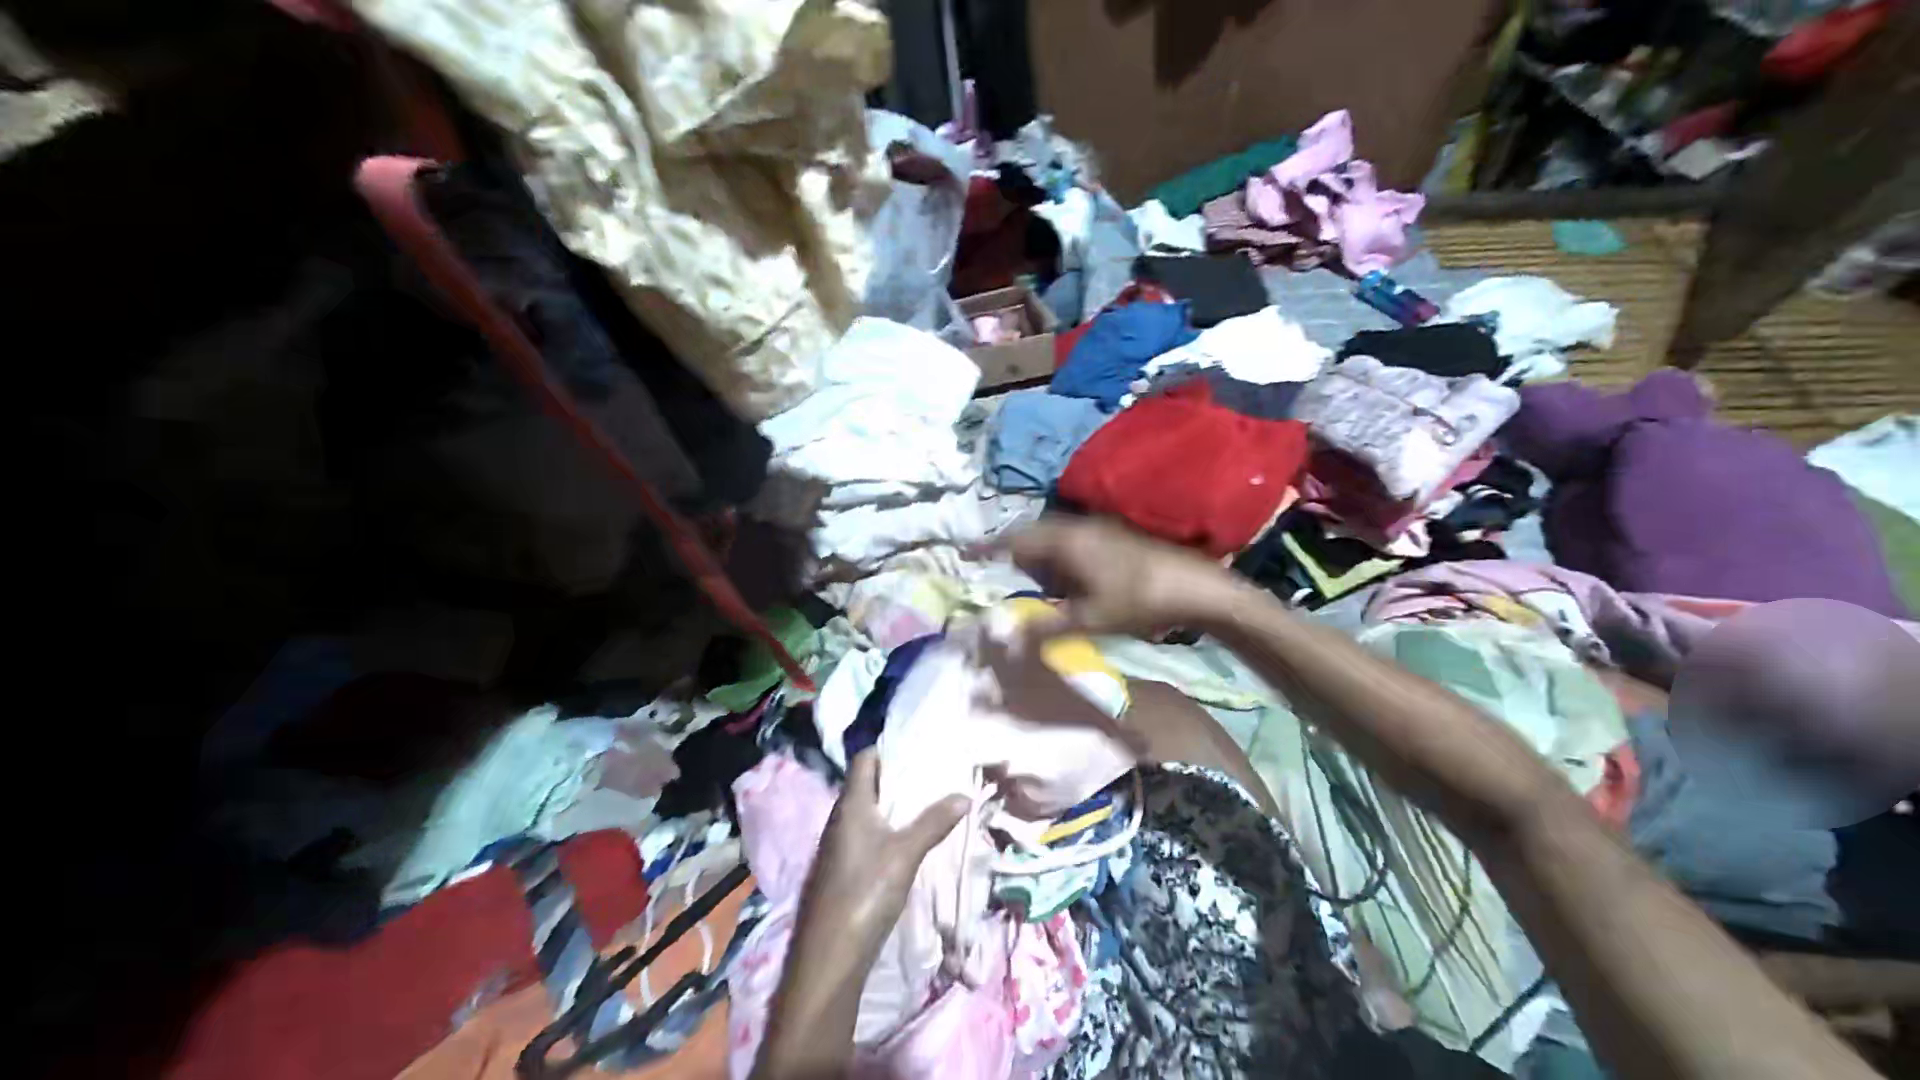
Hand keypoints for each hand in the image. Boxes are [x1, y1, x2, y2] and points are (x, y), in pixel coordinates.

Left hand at [756, 753, 966, 1079]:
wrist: (829, 954)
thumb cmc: (865, 891)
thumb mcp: (905, 854)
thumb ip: (933, 822)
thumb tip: (964, 794)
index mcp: (851, 804)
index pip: (865, 759)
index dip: (888, 750)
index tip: (918, 749)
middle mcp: (839, 817)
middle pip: (866, 783)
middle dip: (897, 778)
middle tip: (931, 775)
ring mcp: (837, 844)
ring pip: (867, 810)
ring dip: (892, 805)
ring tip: (926, 804)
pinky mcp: (840, 868)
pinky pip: (865, 833)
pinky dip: (886, 829)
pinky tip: (907, 841)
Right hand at [1007, 516, 1244, 637]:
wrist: (1197, 588)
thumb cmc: (1140, 601)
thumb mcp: (1090, 621)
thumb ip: (1046, 628)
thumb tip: (1007, 637)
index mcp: (1066, 542)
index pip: (1016, 540)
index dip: (988, 547)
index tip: (966, 552)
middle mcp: (1079, 528)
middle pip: (1034, 534)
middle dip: (1016, 552)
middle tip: (1005, 574)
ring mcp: (1099, 529)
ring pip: (1055, 536)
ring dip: (1041, 555)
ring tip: (1038, 581)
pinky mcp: (1115, 537)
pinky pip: (1073, 539)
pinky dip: (1061, 556)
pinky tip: (1071, 579)